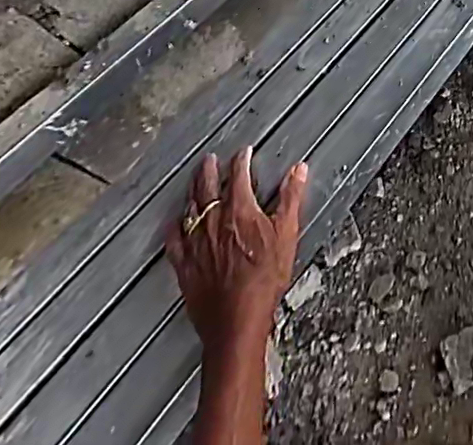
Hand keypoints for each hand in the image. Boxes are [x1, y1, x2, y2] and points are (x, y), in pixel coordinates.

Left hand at [166, 147, 308, 351]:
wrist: (238, 319)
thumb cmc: (265, 279)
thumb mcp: (287, 234)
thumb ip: (291, 198)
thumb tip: (298, 170)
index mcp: (240, 210)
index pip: (239, 175)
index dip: (242, 160)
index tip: (244, 152)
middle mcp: (214, 220)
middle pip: (208, 186)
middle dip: (210, 169)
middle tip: (210, 159)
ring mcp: (196, 242)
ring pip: (191, 208)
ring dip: (193, 190)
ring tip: (194, 181)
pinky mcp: (185, 264)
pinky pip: (174, 239)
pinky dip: (175, 226)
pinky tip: (175, 222)